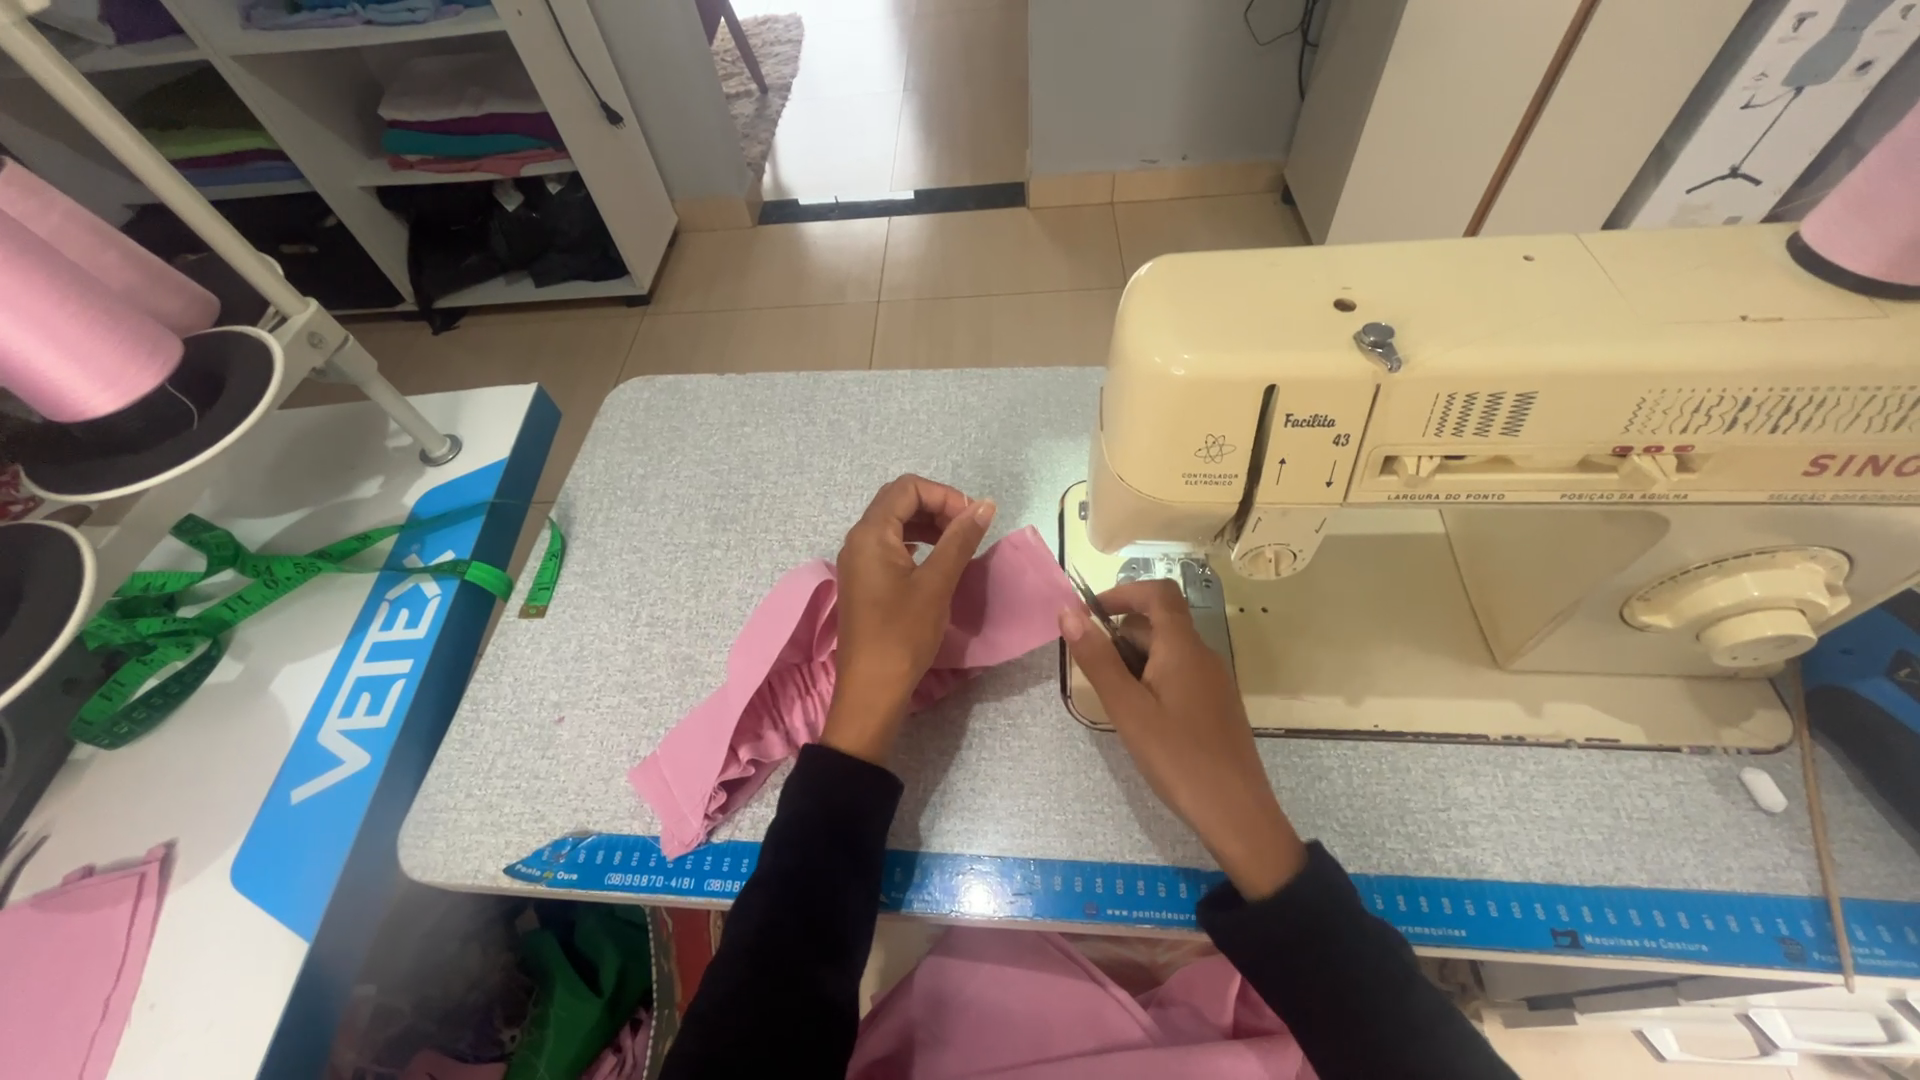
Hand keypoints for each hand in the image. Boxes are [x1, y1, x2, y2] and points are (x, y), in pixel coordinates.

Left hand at [824, 474, 995, 764]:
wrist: (872, 688)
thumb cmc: (904, 633)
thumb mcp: (937, 583)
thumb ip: (960, 539)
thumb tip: (984, 505)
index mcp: (871, 533)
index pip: (907, 488)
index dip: (944, 495)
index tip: (972, 519)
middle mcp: (858, 540)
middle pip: (898, 501)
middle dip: (936, 506)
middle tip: (968, 529)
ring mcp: (857, 561)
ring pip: (894, 524)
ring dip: (927, 525)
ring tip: (958, 544)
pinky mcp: (863, 580)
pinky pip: (889, 546)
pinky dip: (916, 544)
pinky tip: (936, 561)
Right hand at [1061, 581, 1307, 898]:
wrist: (1237, 813)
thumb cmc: (1177, 758)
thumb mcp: (1126, 709)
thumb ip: (1097, 659)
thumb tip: (1068, 612)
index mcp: (1183, 648)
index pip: (1158, 593)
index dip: (1123, 592)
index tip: (1090, 614)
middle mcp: (1203, 655)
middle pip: (1160, 622)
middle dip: (1121, 632)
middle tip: (1092, 668)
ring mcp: (1213, 681)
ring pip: (1168, 651)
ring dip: (1135, 659)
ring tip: (1112, 697)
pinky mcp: (1216, 706)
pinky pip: (1180, 674)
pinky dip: (1152, 679)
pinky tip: (1140, 716)